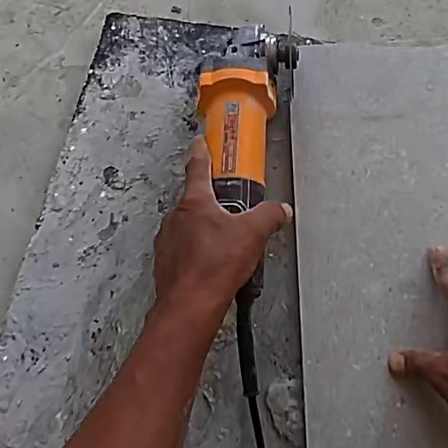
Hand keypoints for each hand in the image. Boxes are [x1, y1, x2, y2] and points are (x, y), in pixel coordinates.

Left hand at [151, 138, 291, 324]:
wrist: (190, 304)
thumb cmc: (215, 266)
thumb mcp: (254, 233)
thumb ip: (270, 216)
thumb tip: (280, 210)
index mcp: (196, 202)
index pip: (198, 168)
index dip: (201, 152)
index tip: (199, 142)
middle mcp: (177, 218)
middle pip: (196, 199)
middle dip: (213, 202)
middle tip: (231, 209)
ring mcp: (168, 241)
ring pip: (189, 225)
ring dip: (206, 229)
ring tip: (227, 244)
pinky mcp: (166, 263)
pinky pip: (185, 248)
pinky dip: (198, 250)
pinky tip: (214, 263)